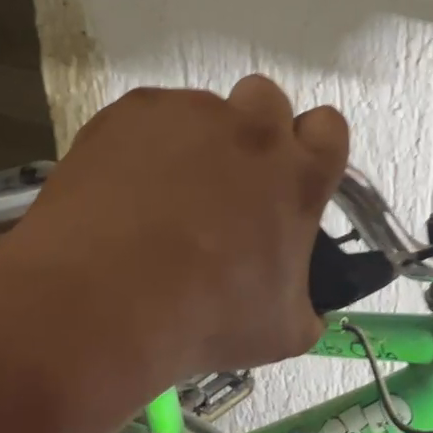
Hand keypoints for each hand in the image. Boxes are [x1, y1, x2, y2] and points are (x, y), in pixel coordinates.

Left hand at [0, 76, 347, 392]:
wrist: (102, 304)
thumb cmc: (207, 319)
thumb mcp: (284, 332)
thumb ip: (307, 305)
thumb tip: (303, 309)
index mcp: (300, 175)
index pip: (329, 127)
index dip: (311, 150)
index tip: (288, 178)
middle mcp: (252, 130)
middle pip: (268, 100)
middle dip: (254, 130)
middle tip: (229, 182)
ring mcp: (190, 114)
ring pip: (202, 111)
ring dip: (195, 142)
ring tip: (160, 197)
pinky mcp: (130, 113)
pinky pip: (147, 119)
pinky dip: (142, 147)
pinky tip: (121, 192)